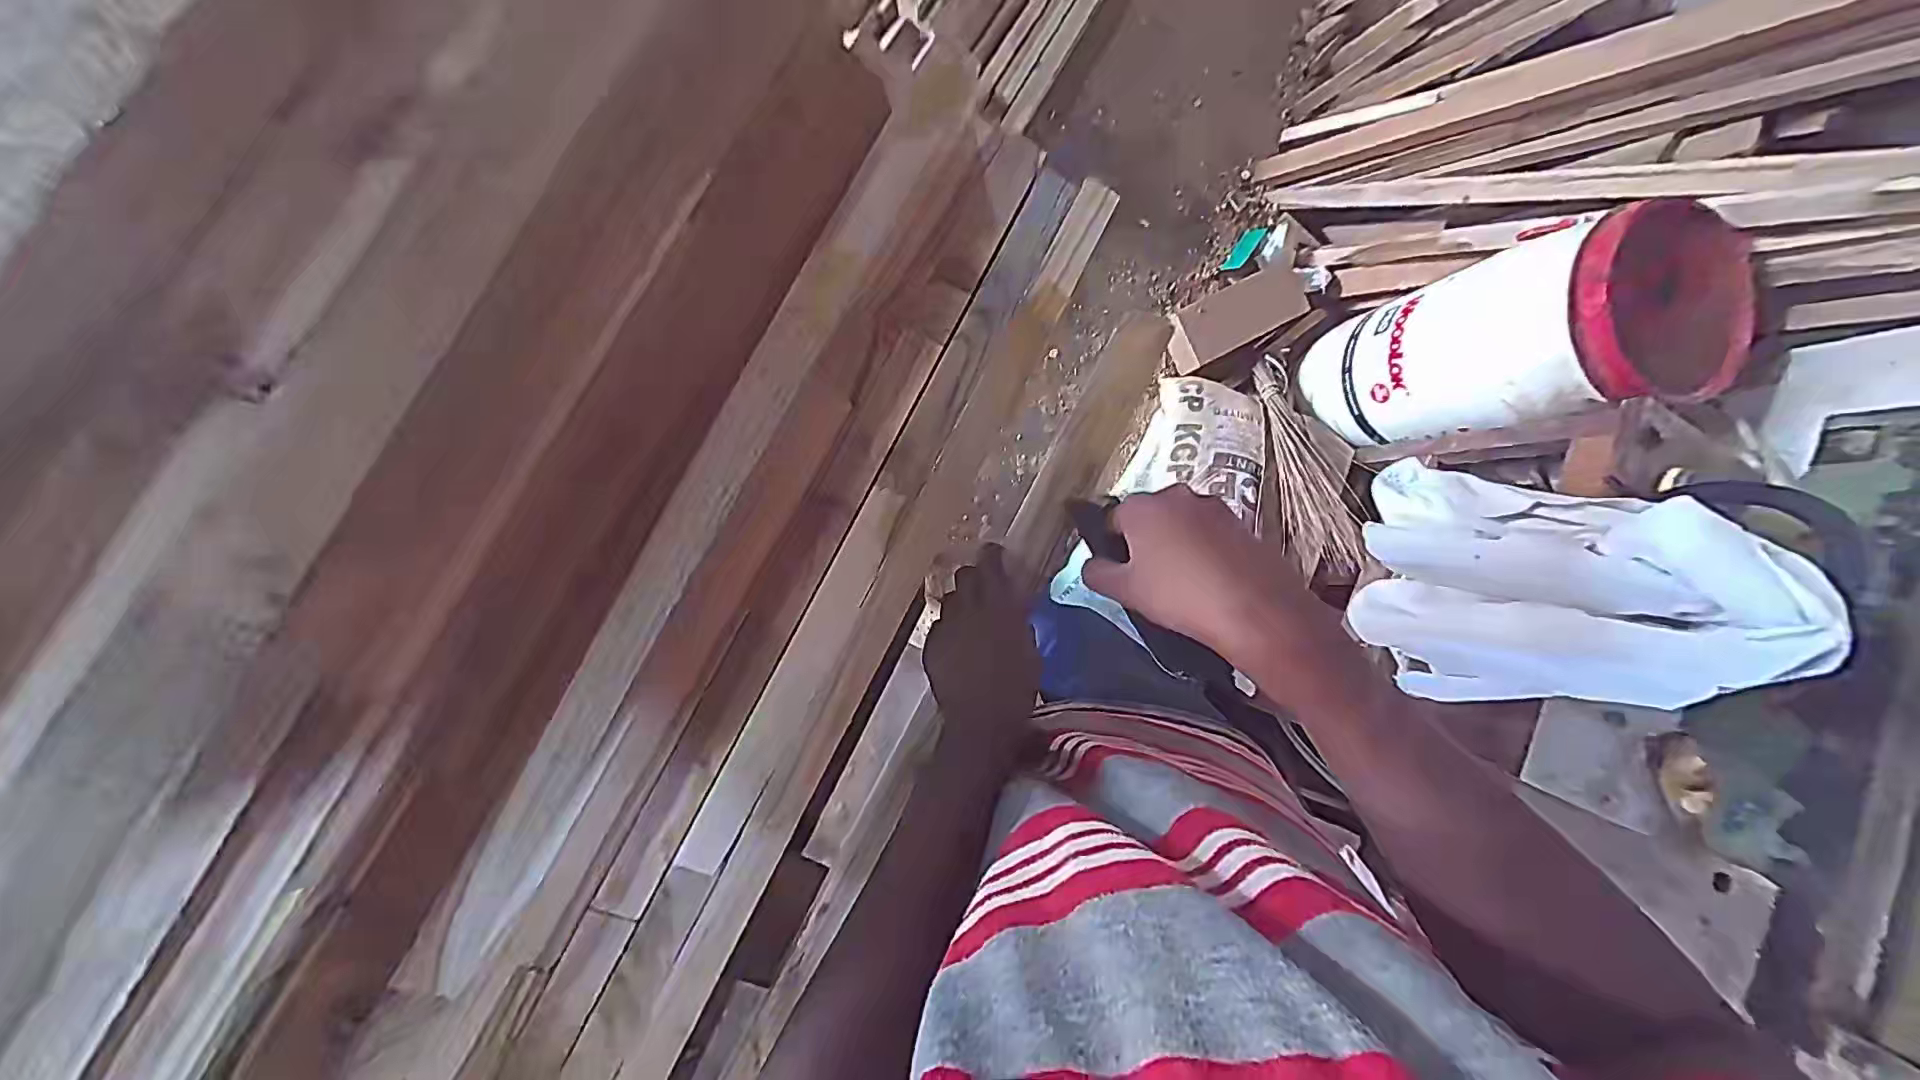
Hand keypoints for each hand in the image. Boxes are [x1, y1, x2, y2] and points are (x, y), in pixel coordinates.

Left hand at [923, 544, 1041, 764]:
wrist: (982, 720)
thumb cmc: (1018, 688)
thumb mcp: (1029, 647)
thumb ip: (1017, 619)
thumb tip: (1012, 604)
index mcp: (998, 605)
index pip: (990, 565)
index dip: (992, 556)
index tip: (994, 552)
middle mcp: (968, 609)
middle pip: (965, 576)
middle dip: (974, 577)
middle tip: (984, 587)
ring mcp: (946, 626)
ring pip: (951, 600)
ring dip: (961, 603)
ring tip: (971, 618)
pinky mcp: (931, 645)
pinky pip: (940, 626)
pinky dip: (949, 629)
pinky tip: (958, 644)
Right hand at [1081, 486, 1310, 664]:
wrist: (1256, 609)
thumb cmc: (1180, 596)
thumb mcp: (1125, 591)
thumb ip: (1096, 573)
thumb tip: (1092, 565)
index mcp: (1141, 506)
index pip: (1111, 520)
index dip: (1112, 548)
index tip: (1120, 573)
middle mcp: (1176, 495)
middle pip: (1148, 517)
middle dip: (1145, 542)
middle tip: (1148, 579)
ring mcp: (1213, 507)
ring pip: (1180, 524)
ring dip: (1176, 545)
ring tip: (1182, 583)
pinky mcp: (1241, 523)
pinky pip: (1209, 534)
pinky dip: (1204, 551)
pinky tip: (1209, 581)